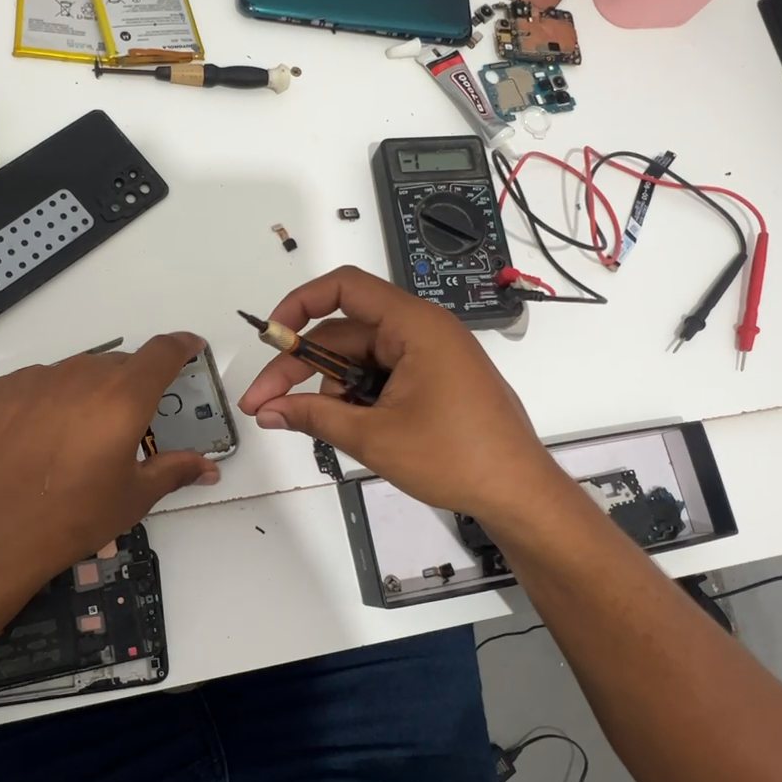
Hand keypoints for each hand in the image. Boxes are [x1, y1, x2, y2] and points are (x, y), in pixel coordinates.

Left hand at [0, 333, 218, 640]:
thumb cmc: (70, 520)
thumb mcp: (132, 499)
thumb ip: (173, 471)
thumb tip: (209, 468)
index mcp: (123, 398)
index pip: (162, 353)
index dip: (182, 346)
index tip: (190, 347)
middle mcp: (81, 376)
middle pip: (120, 364)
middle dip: (134, 384)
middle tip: (131, 422)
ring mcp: (37, 380)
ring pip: (79, 372)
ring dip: (92, 392)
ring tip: (83, 436)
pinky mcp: (2, 391)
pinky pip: (41, 382)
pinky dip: (54, 398)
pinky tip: (45, 436)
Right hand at [237, 266, 560, 522]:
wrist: (517, 492)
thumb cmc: (457, 457)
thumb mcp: (373, 437)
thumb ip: (313, 417)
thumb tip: (269, 410)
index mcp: (414, 325)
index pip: (344, 288)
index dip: (298, 304)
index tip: (271, 337)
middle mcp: (422, 331)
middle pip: (343, 333)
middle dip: (301, 368)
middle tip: (264, 405)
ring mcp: (429, 356)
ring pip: (359, 360)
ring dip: (332, 391)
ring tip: (327, 429)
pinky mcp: (434, 380)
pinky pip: (381, 376)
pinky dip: (358, 399)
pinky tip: (352, 429)